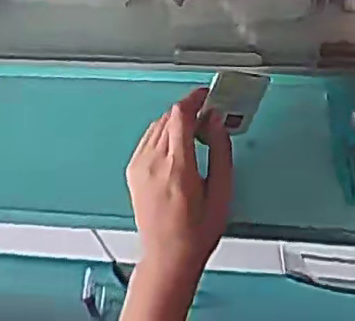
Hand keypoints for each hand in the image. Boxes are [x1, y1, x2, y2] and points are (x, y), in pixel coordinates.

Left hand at [126, 87, 233, 276]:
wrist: (168, 258)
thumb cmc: (195, 232)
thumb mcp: (221, 192)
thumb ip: (220, 150)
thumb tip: (216, 122)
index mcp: (177, 167)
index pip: (180, 115)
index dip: (194, 99)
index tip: (205, 96)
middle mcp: (154, 163)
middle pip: (169, 116)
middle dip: (189, 110)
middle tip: (205, 115)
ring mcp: (140, 166)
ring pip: (158, 124)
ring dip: (176, 120)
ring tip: (193, 131)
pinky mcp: (133, 171)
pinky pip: (148, 137)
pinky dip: (163, 132)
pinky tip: (175, 144)